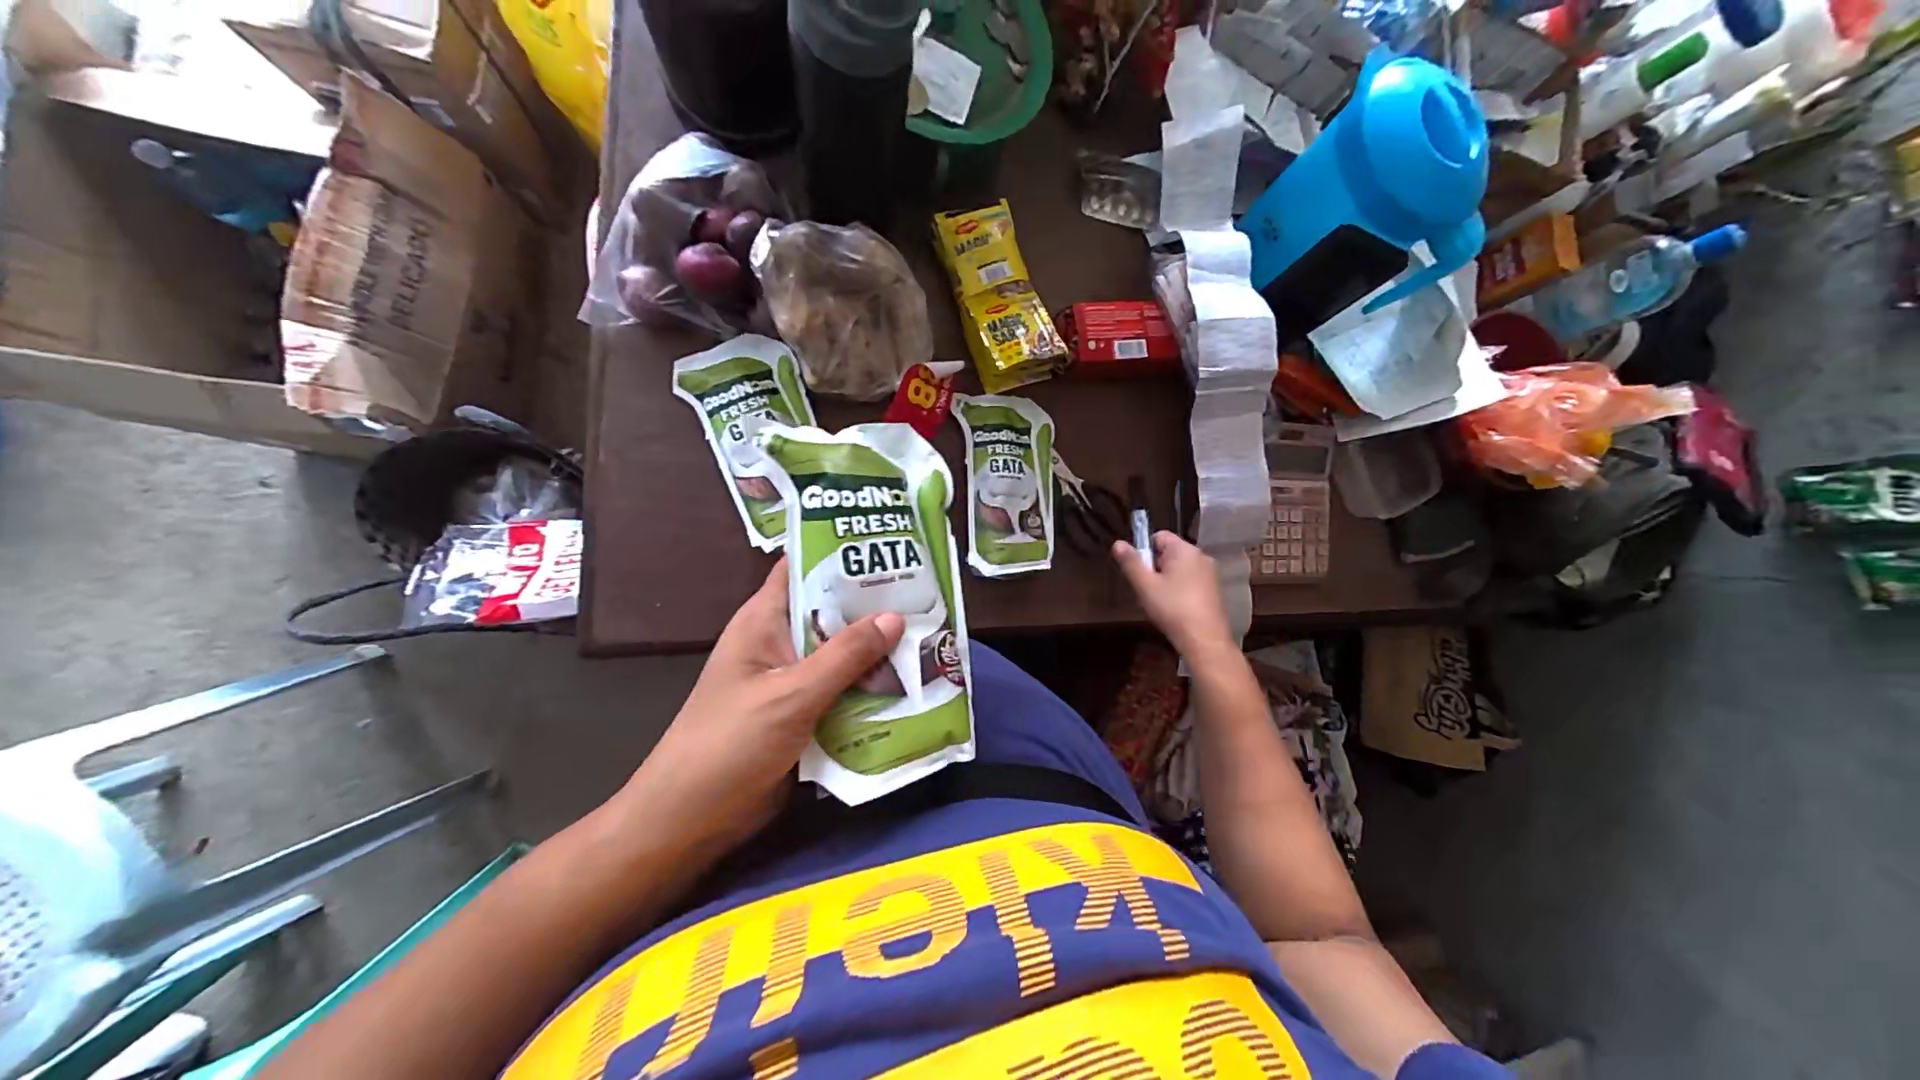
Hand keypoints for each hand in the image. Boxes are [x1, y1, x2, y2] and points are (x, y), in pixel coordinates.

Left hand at [616, 558, 903, 856]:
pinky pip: (843, 692)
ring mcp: (791, 681)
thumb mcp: (792, 693)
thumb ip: (845, 655)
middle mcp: (779, 643)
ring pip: (841, 655)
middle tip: (930, 592)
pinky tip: (911, 684)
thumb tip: (895, 616)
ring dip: (878, 651)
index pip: (801, 567)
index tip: (890, 541)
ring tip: (933, 634)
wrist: (692, 818)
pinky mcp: (803, 715)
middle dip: (874, 604)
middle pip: (831, 612)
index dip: (841, 551)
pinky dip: (871, 688)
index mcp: (764, 621)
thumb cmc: (731, 743)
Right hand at [1111, 531, 1233, 658]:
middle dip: (1153, 568)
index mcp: (1184, 550)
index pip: (1159, 536)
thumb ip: (1130, 563)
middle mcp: (1201, 556)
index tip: (1138, 571)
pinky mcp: (1214, 591)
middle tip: (1145, 589)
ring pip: (1178, 569)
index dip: (1144, 550)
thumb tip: (1118, 543)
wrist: (1204, 639)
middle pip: (1169, 553)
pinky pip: (1189, 582)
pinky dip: (1178, 591)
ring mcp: (1210, 574)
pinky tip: (1173, 609)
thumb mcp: (1145, 585)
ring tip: (1157, 602)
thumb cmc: (1172, 608)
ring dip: (1165, 581)